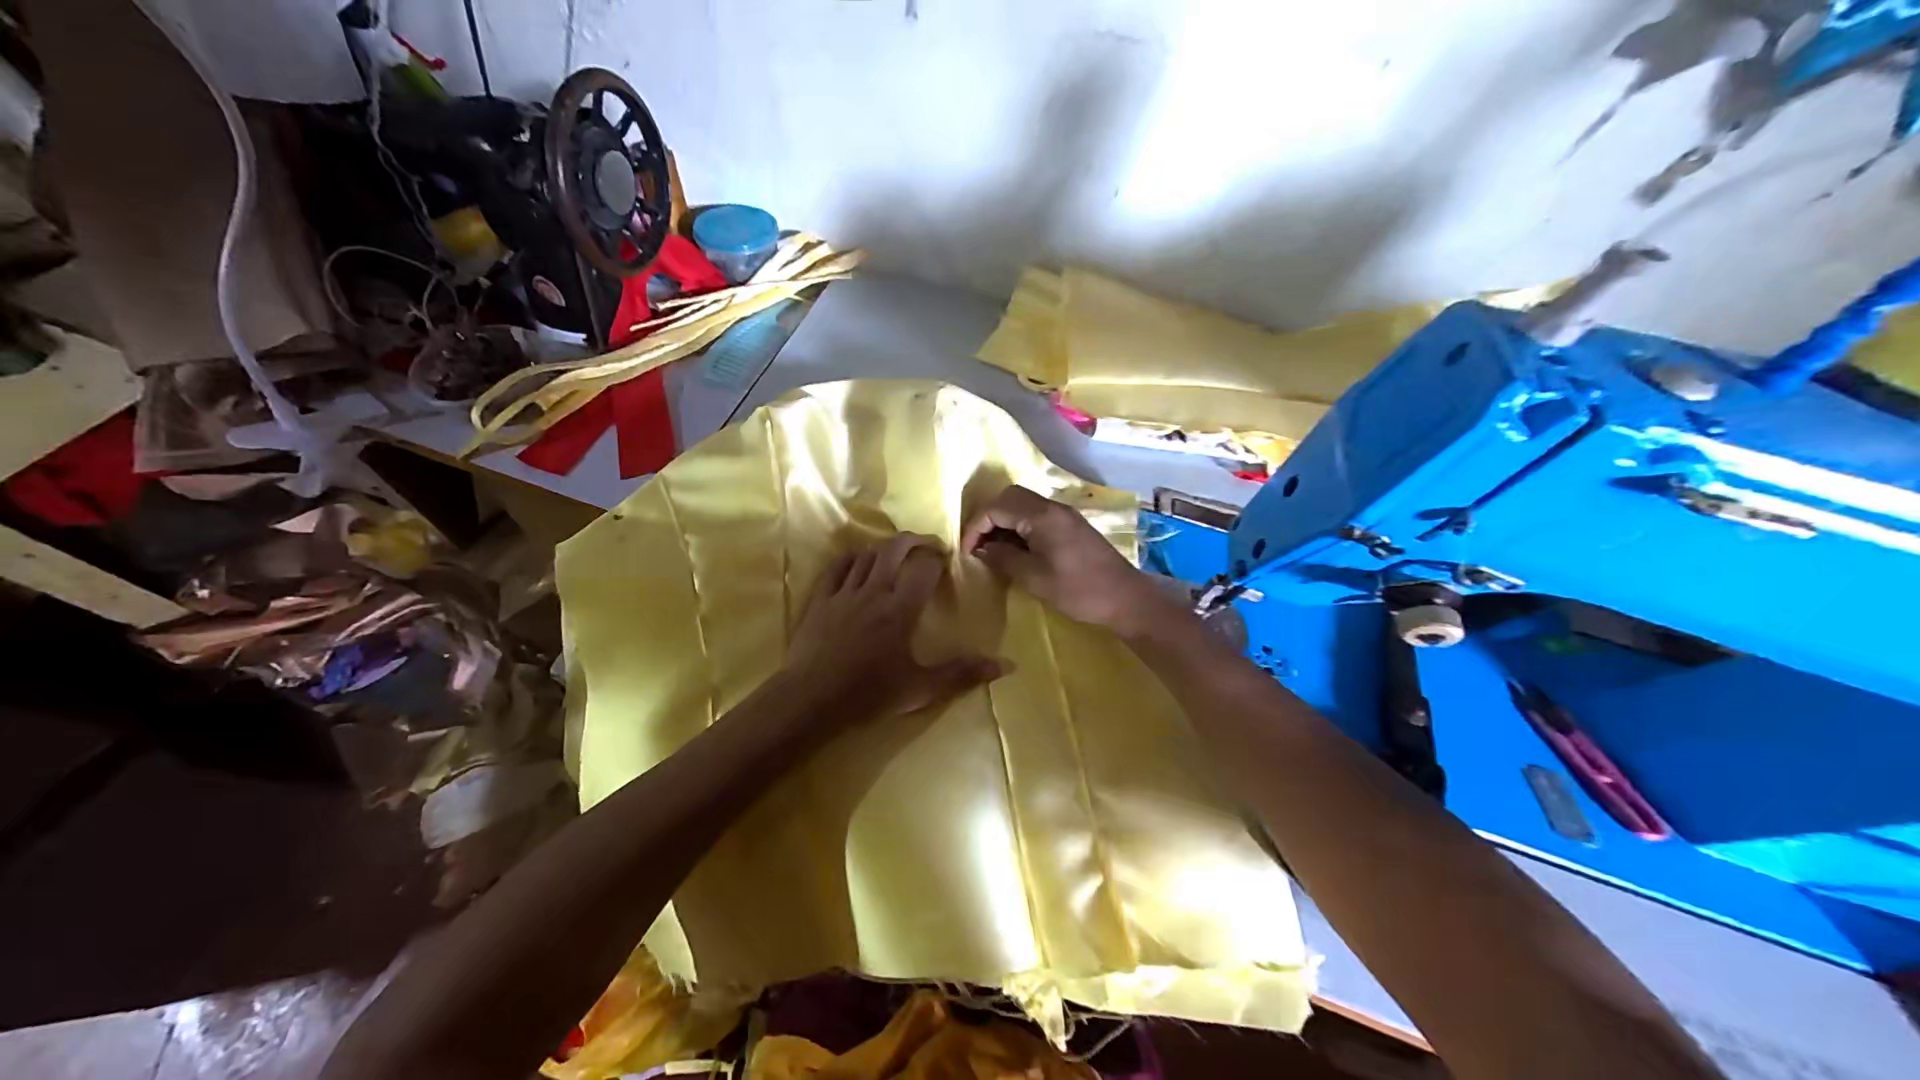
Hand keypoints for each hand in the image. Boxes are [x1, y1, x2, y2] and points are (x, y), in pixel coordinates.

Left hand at [784, 533, 1003, 722]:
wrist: (811, 699)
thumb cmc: (869, 694)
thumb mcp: (922, 688)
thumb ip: (962, 673)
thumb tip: (1007, 665)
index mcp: (900, 609)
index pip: (924, 569)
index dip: (937, 559)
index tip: (946, 560)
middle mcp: (874, 591)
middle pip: (894, 550)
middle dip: (914, 540)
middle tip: (927, 544)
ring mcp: (844, 593)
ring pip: (866, 555)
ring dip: (885, 547)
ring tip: (896, 551)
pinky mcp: (820, 600)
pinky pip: (836, 567)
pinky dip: (851, 558)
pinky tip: (858, 560)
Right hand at [961, 486, 1185, 638]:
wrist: (1125, 599)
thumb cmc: (1078, 590)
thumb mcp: (1033, 578)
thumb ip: (1003, 558)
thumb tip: (981, 549)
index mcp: (1042, 516)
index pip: (997, 507)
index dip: (975, 526)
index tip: (966, 552)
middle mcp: (1053, 508)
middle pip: (1009, 498)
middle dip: (988, 519)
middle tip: (978, 547)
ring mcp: (1064, 516)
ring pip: (1023, 506)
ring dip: (1004, 524)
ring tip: (993, 552)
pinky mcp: (1071, 527)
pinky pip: (1036, 517)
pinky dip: (1019, 529)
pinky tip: (1016, 552)